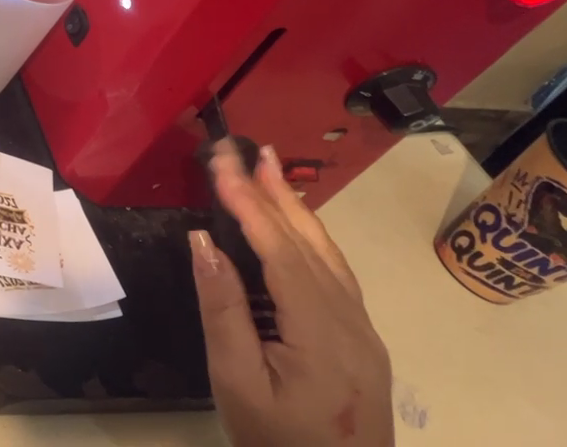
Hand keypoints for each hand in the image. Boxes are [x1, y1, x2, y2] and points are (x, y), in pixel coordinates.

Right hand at [191, 142, 394, 446]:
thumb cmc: (274, 443)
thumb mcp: (235, 381)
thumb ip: (222, 308)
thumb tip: (204, 241)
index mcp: (321, 333)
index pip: (281, 250)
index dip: (249, 202)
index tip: (220, 163)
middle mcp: (351, 323)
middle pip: (309, 244)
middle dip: (273, 192)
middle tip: (246, 149)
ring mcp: (363, 333)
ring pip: (328, 256)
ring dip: (296, 208)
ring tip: (270, 169)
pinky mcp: (361, 343)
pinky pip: (335, 274)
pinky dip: (311, 237)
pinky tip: (297, 226)